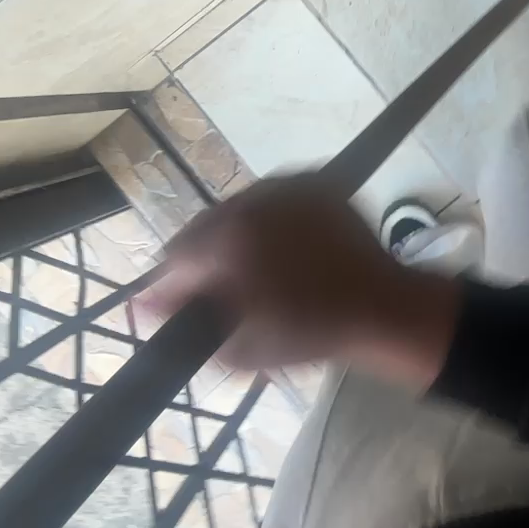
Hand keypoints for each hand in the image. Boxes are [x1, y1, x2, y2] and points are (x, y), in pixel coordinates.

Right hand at [141, 174, 460, 388]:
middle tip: (214, 287)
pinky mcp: (317, 182)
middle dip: (203, 258)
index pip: (176, 257)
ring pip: (240, 208)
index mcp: (230, 240)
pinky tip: (279, 243)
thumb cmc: (314, 331)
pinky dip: (269, 218)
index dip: (170, 285)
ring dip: (235, 234)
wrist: (382, 306)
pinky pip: (276, 197)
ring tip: (249, 266)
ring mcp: (289, 185)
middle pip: (207, 226)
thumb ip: (188, 324)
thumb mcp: (241, 345)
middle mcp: (254, 201)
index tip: (170, 304)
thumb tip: (147, 310)